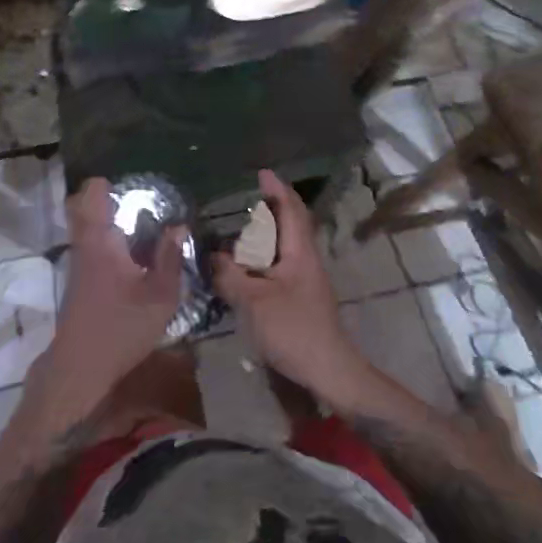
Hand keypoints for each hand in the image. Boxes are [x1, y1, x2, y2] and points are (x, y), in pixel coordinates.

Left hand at [25, 178, 182, 428]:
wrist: (81, 367)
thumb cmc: (122, 328)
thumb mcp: (160, 295)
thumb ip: (170, 257)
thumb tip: (178, 225)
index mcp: (101, 241)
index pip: (92, 194)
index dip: (107, 182)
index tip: (132, 183)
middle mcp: (84, 245)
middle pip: (83, 206)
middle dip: (106, 198)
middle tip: (138, 202)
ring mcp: (78, 263)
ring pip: (87, 227)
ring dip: (108, 220)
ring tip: (144, 227)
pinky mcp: (80, 280)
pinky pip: (91, 245)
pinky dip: (108, 241)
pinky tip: (134, 257)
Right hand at [211, 170, 369, 399]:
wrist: (327, 370)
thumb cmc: (293, 329)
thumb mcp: (254, 301)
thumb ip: (231, 275)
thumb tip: (213, 257)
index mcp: (300, 252)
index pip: (290, 210)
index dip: (277, 190)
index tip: (261, 173)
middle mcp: (305, 260)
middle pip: (290, 224)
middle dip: (271, 207)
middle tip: (244, 198)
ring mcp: (304, 280)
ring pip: (283, 246)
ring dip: (264, 233)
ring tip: (237, 228)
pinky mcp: (298, 298)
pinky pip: (277, 265)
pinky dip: (260, 257)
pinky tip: (242, 265)